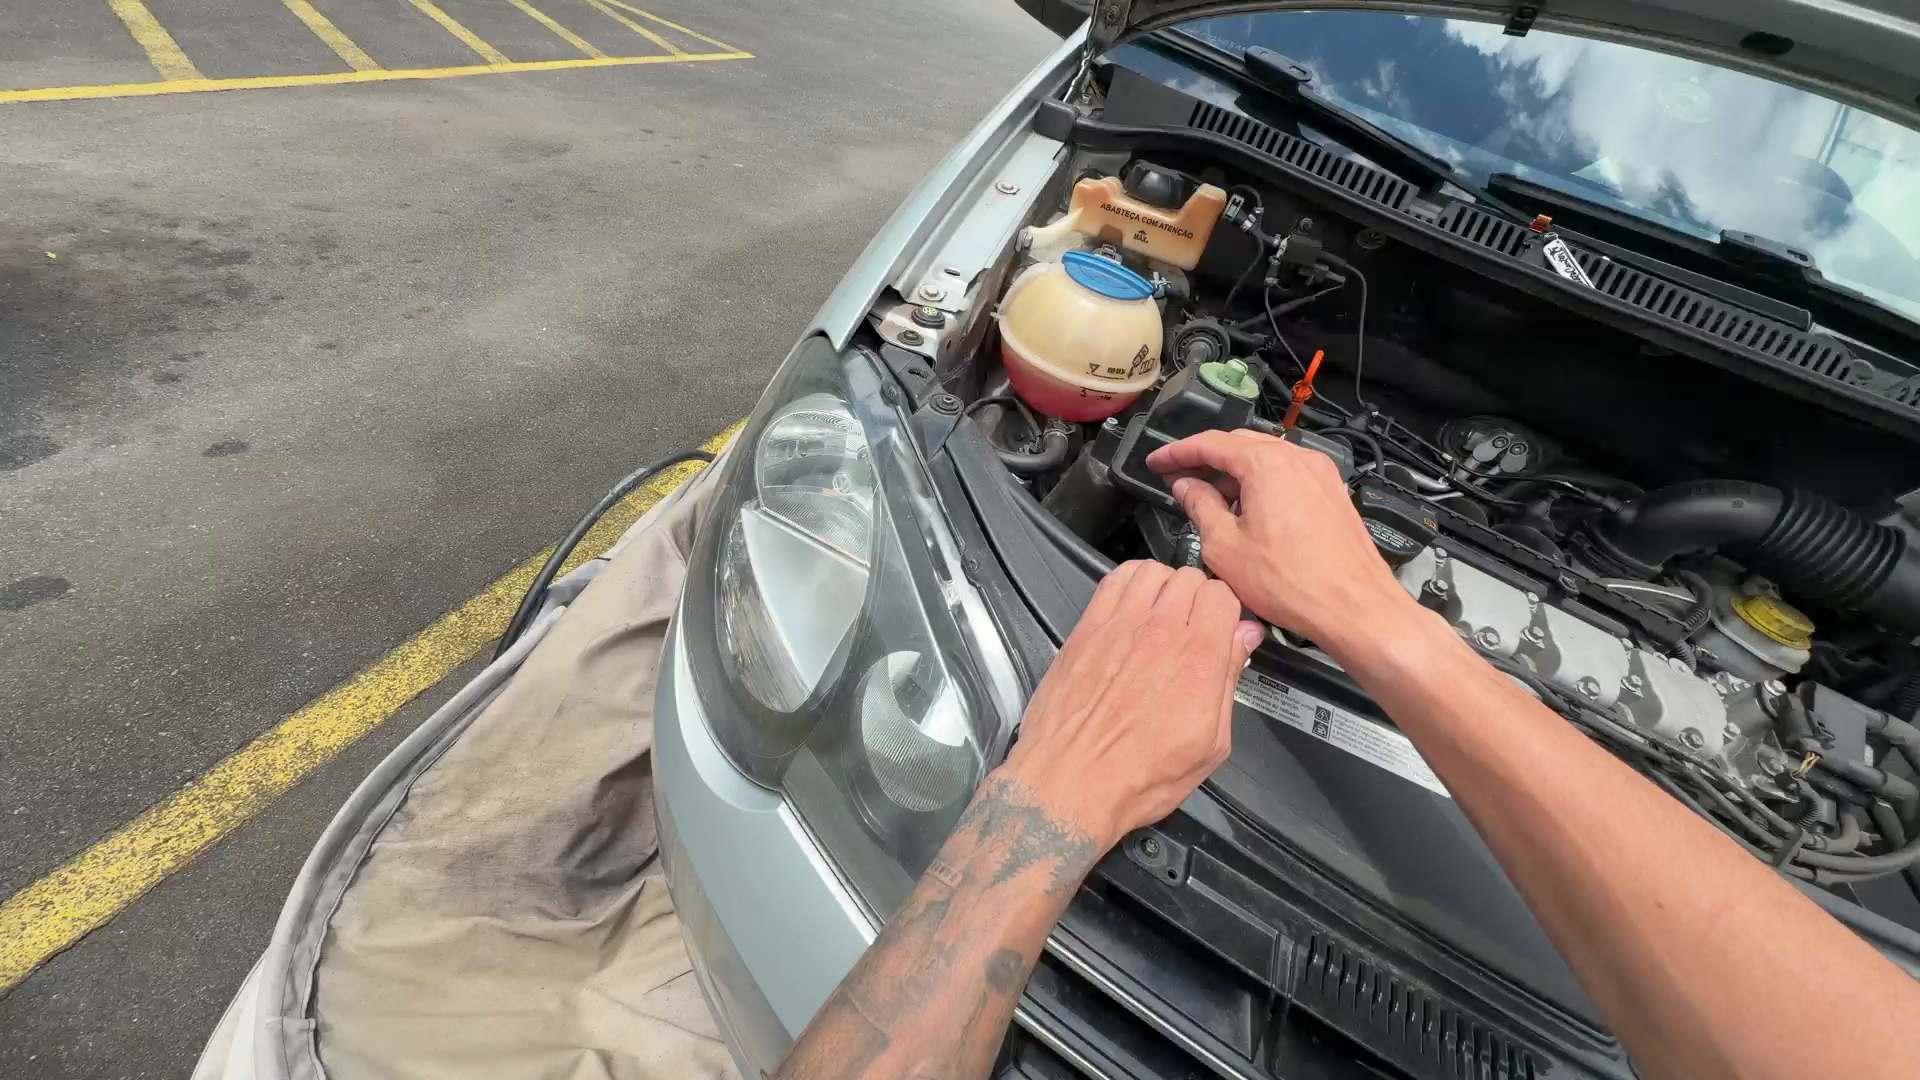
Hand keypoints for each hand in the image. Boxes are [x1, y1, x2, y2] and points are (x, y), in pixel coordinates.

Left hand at [1002, 561, 1262, 851]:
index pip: (1224, 596)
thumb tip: (1244, 638)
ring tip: (1163, 610)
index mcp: (1198, 660)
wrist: (1071, 782)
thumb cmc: (1137, 776)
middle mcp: (1159, 632)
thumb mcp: (1210, 745)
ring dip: (1164, 584)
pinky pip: (1112, 581)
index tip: (1224, 628)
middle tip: (1195, 624)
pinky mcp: (1086, 629)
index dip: (1228, 611)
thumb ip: (1228, 680)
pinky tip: (1132, 604)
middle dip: (1199, 597)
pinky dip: (1128, 581)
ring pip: (1151, 571)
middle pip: (1190, 579)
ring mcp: (1118, 626)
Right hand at [1145, 429, 1417, 651]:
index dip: (1177, 451)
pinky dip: (1257, 482)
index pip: (1210, 443)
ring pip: (1264, 458)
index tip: (1158, 461)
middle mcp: (1298, 460)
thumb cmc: (1294, 583)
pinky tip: (1242, 507)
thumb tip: (1187, 488)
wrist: (1354, 608)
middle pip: (1238, 445)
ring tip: (1204, 494)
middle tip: (1175, 474)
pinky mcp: (1331, 494)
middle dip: (1203, 458)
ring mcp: (1319, 476)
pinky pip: (1285, 475)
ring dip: (1230, 471)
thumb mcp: (1224, 546)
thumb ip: (1200, 507)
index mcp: (1268, 465)